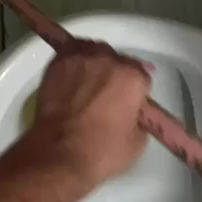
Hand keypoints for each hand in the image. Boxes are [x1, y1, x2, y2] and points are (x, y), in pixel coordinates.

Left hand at [26, 40, 152, 189]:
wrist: (59, 151)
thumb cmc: (102, 150)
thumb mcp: (137, 141)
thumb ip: (139, 115)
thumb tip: (133, 107)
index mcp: (132, 77)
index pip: (142, 75)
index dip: (137, 90)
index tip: (132, 101)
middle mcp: (108, 58)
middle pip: (118, 60)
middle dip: (116, 75)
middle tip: (109, 94)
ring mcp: (81, 56)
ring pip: (94, 51)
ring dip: (96, 64)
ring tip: (89, 83)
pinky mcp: (59, 59)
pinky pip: (72, 50)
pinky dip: (76, 59)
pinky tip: (73, 74)